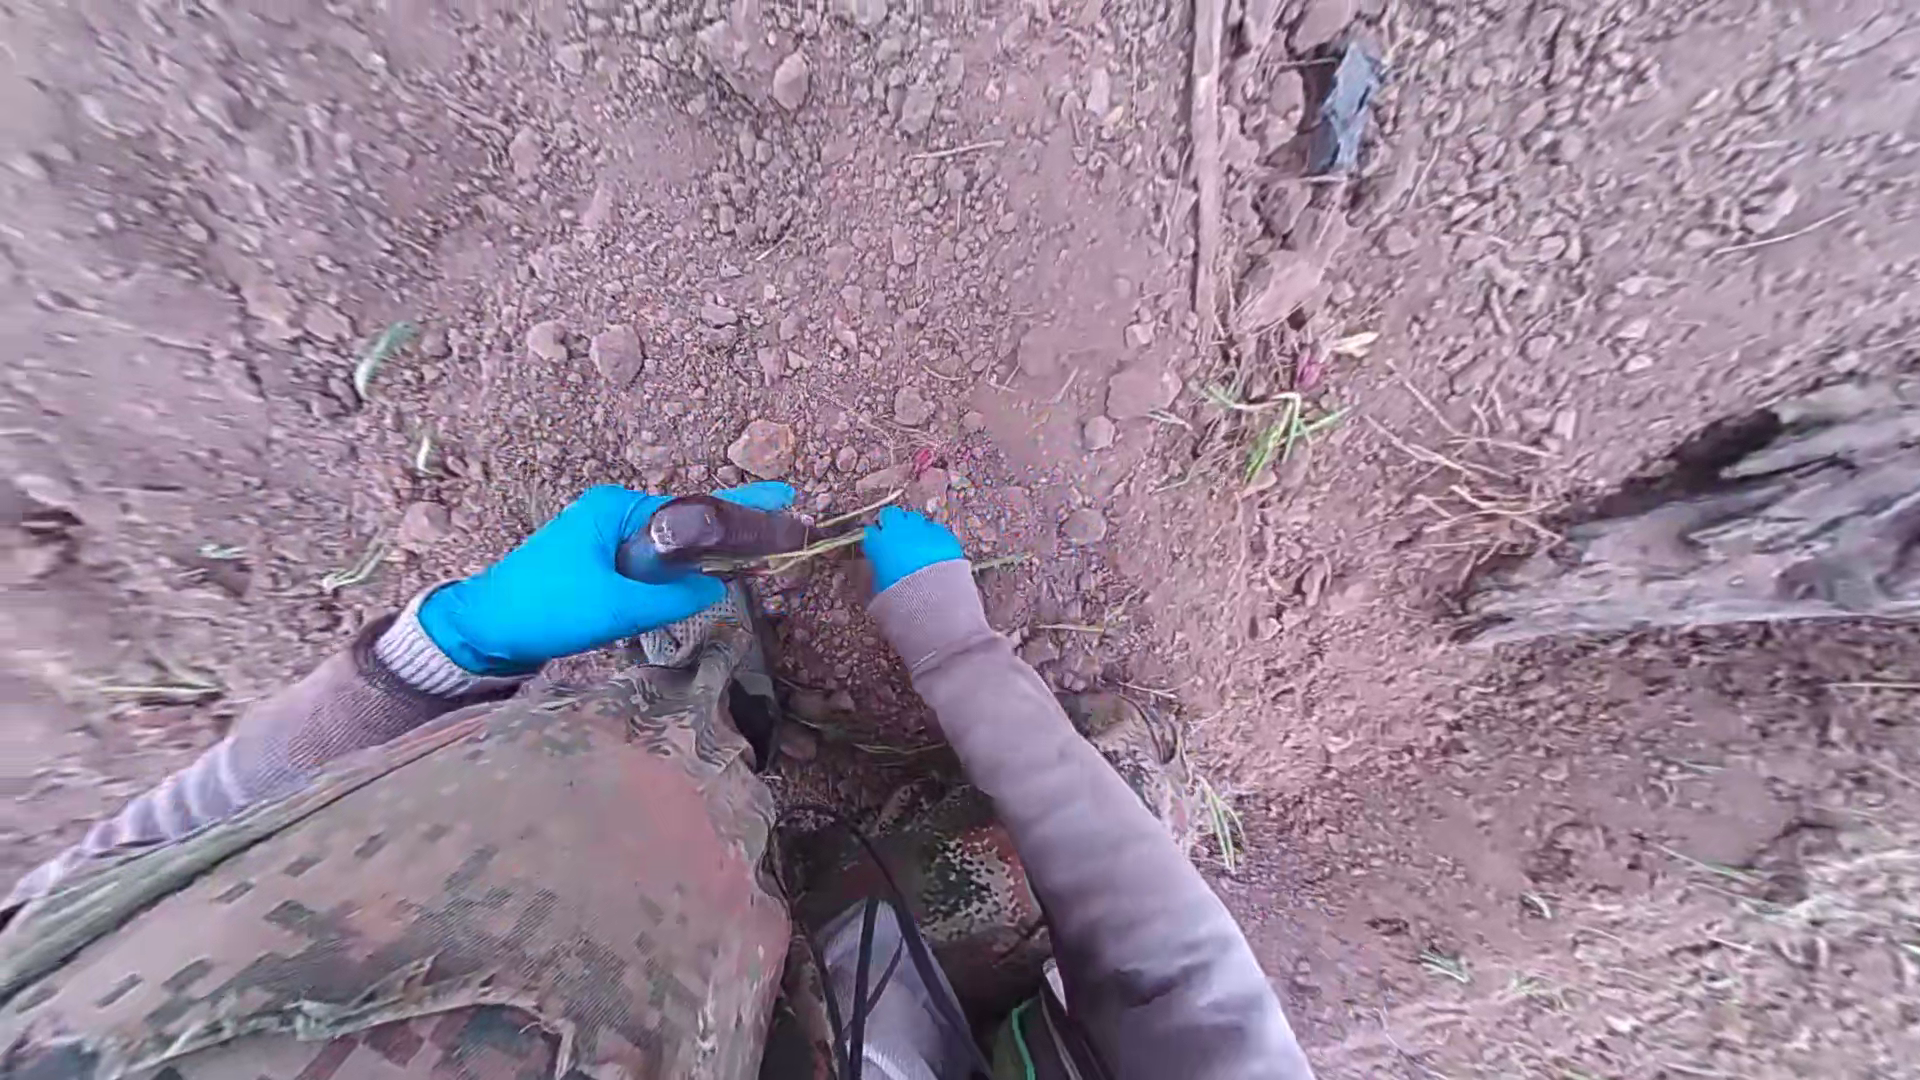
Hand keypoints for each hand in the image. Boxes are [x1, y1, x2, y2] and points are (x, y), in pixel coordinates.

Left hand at [418, 482, 794, 673]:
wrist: (481, 631)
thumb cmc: (544, 609)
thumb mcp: (614, 607)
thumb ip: (672, 598)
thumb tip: (719, 587)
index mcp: (617, 510)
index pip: (690, 505)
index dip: (739, 503)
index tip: (782, 495)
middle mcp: (617, 513)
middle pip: (689, 517)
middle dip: (734, 520)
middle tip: (782, 518)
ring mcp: (610, 535)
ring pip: (675, 539)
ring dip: (713, 545)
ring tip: (758, 548)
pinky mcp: (606, 559)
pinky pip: (659, 556)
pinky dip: (689, 562)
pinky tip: (714, 570)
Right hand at [862, 506, 965, 593]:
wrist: (935, 604)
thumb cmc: (902, 599)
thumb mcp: (874, 592)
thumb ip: (868, 575)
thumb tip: (868, 569)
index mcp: (880, 543)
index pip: (870, 531)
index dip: (873, 538)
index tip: (875, 545)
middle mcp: (901, 531)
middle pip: (891, 515)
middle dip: (891, 523)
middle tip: (893, 538)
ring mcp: (923, 531)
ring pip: (914, 519)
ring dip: (912, 528)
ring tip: (914, 545)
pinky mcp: (943, 536)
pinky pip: (934, 530)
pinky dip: (931, 538)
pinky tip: (933, 551)